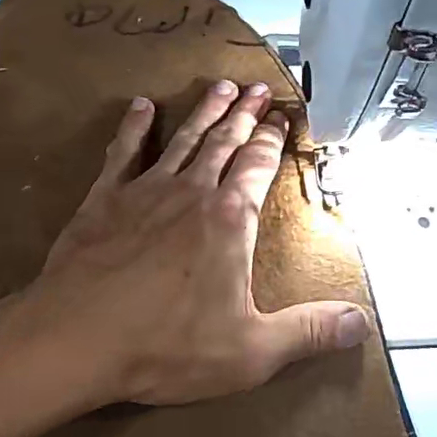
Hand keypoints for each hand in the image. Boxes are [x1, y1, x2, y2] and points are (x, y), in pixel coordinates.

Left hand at [0, 79, 372, 410]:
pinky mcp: (103, 202)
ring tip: (219, 86)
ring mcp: (144, 193)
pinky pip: (123, 154)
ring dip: (203, 112)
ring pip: (183, 140)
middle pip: (225, 143)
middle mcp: (192, 194)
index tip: (282, 118)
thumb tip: (362, 322)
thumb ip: (309, 331)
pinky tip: (141, 108)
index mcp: (230, 221)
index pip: (258, 167)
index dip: (273, 142)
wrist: (73, 341)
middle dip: (244, 115)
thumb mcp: (251, 350)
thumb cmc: (167, 346)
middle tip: (256, 88)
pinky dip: (134, 129)